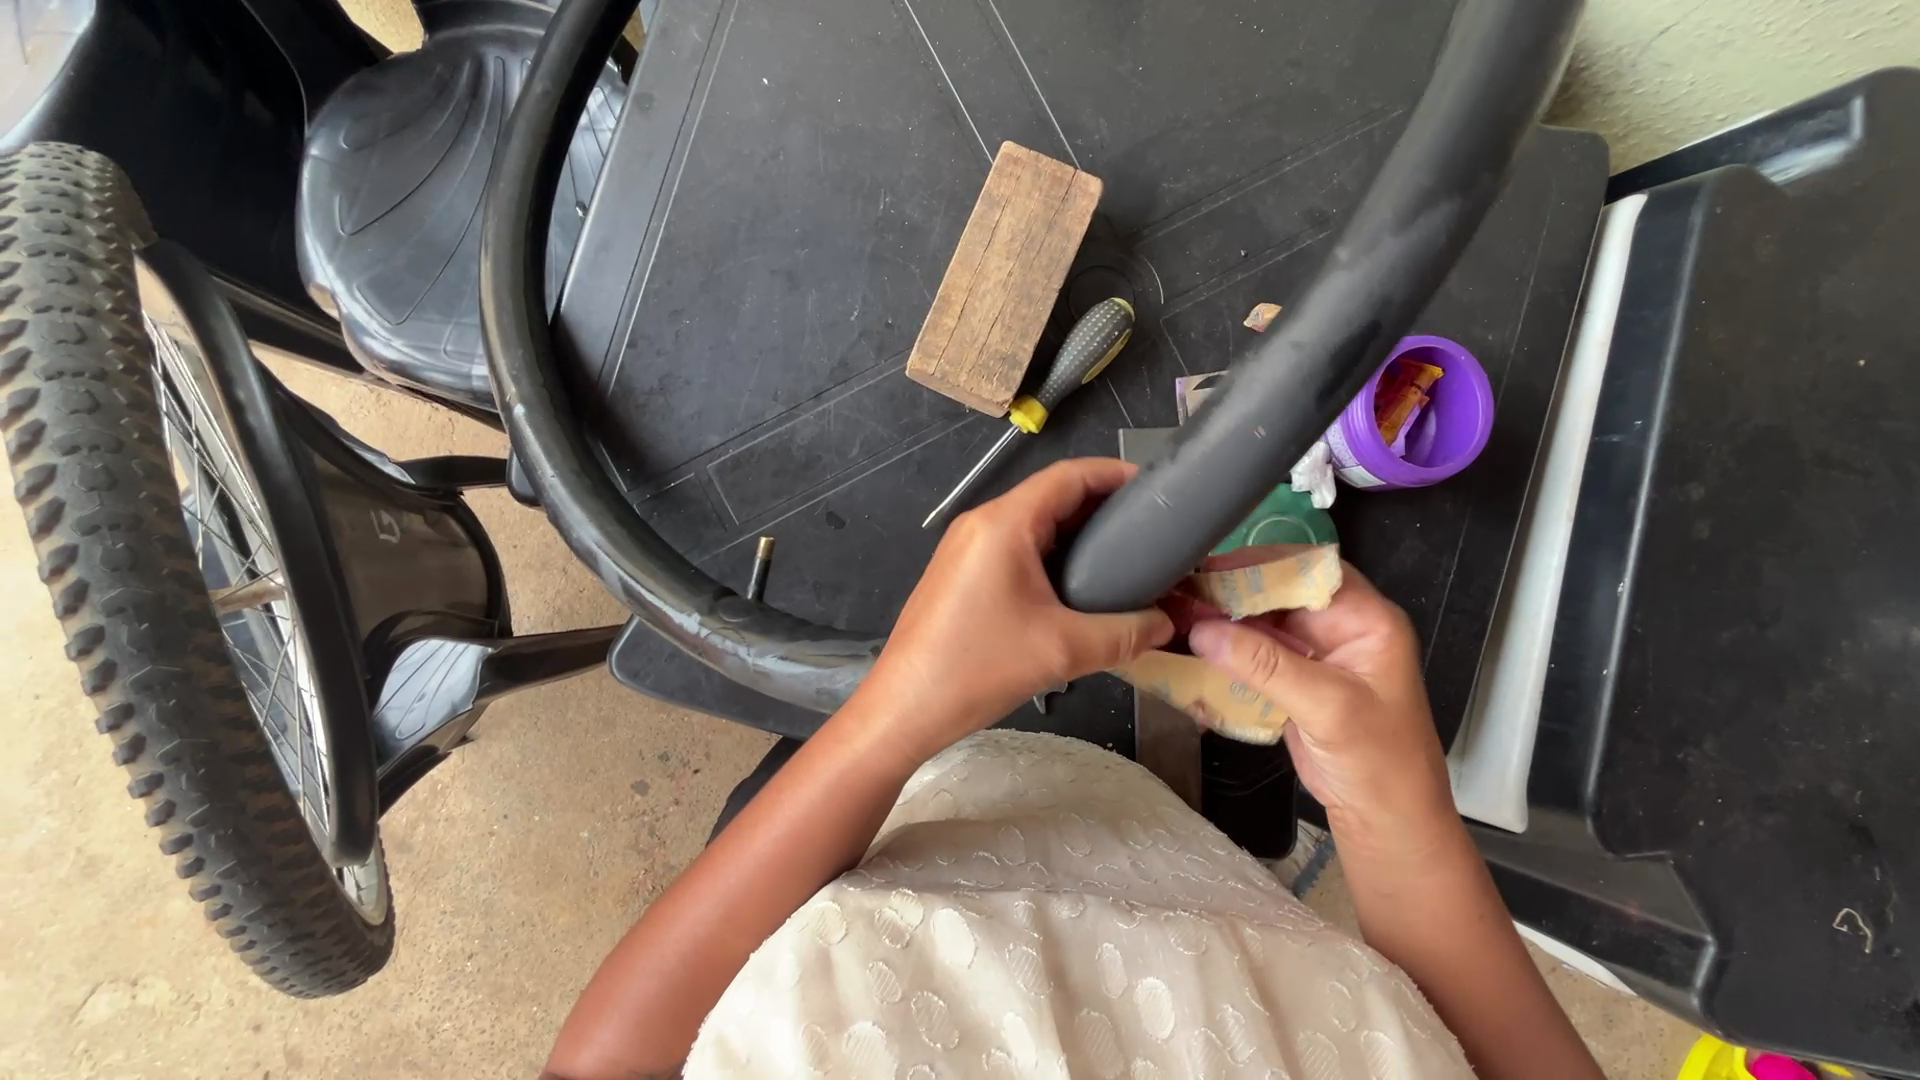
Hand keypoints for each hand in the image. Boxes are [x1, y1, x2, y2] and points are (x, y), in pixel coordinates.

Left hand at [857, 458, 1173, 765]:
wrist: (904, 707)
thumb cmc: (978, 668)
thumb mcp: (1062, 650)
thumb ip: (1125, 634)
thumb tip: (1166, 624)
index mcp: (1003, 523)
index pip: (1068, 476)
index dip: (1115, 474)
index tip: (1154, 489)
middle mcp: (981, 524)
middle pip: (1050, 497)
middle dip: (1102, 508)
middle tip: (1148, 532)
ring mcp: (966, 548)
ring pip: (1032, 524)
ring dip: (1076, 535)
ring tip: (1123, 558)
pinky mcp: (960, 574)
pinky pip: (1014, 549)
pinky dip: (1051, 556)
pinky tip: (1078, 585)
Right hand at [1187, 566, 1453, 850]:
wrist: (1386, 822)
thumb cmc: (1379, 762)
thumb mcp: (1328, 706)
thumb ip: (1265, 665)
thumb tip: (1201, 631)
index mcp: (1366, 620)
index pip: (1309, 572)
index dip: (1261, 564)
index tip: (1210, 567)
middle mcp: (1339, 629)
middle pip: (1278, 595)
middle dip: (1232, 593)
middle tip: (1182, 593)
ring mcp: (1313, 657)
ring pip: (1260, 624)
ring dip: (1222, 623)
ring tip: (1177, 617)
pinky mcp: (1292, 683)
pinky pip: (1253, 656)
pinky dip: (1224, 654)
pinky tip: (1191, 652)